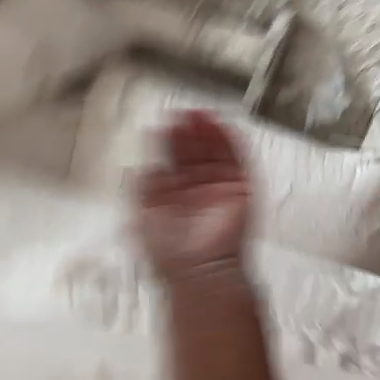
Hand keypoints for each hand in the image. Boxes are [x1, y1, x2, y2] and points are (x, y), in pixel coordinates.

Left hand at [136, 109, 252, 282]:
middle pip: (194, 152)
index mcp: (172, 197)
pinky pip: (236, 157)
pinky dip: (229, 141)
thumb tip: (138, 166)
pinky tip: (220, 126)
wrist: (201, 266)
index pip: (172, 162)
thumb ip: (143, 189)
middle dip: (188, 132)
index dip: (167, 142)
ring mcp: (220, 186)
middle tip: (181, 113)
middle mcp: (197, 189)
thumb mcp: (144, 217)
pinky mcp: (241, 185)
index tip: (162, 124)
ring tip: (198, 113)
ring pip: (215, 151)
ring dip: (208, 132)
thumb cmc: (170, 251)